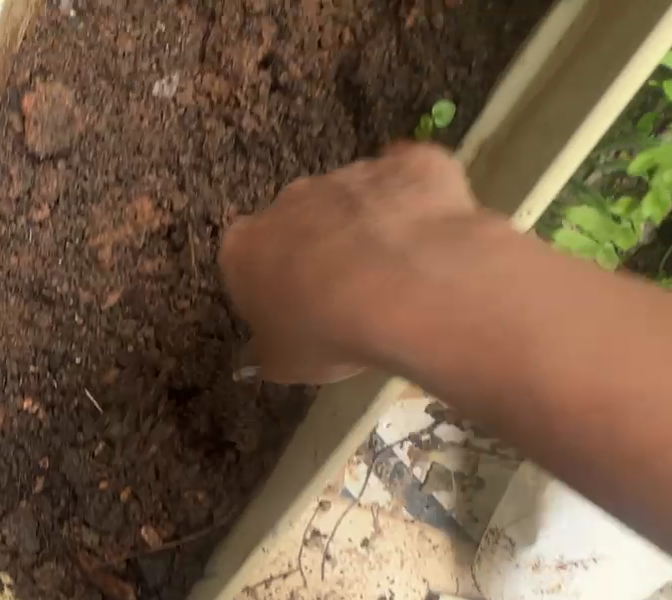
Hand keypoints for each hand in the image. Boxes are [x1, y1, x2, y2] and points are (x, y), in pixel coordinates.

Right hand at [219, 143, 490, 383]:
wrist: (408, 289)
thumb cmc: (324, 332)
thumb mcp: (282, 364)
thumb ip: (262, 355)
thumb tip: (251, 359)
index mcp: (244, 249)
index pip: (243, 262)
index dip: (266, 286)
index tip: (287, 310)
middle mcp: (288, 201)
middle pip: (295, 222)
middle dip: (312, 248)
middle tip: (339, 293)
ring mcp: (349, 176)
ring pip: (351, 199)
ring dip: (363, 226)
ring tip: (391, 272)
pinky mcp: (408, 163)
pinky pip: (407, 179)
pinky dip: (414, 202)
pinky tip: (428, 235)